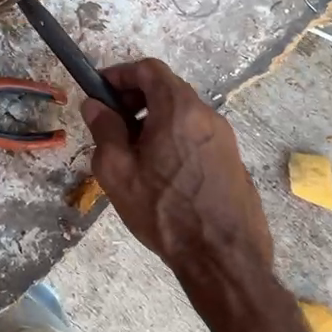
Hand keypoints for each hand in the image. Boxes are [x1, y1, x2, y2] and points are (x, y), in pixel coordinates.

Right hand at [79, 59, 272, 280]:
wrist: (224, 262)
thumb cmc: (163, 209)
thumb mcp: (116, 168)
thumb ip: (104, 128)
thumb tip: (96, 105)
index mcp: (179, 111)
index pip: (149, 69)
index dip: (121, 73)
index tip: (101, 92)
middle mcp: (208, 118)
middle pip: (168, 89)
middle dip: (135, 97)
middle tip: (112, 122)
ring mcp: (227, 142)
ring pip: (183, 114)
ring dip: (154, 120)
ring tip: (134, 152)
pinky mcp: (235, 165)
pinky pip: (198, 137)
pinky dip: (175, 139)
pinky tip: (162, 173)